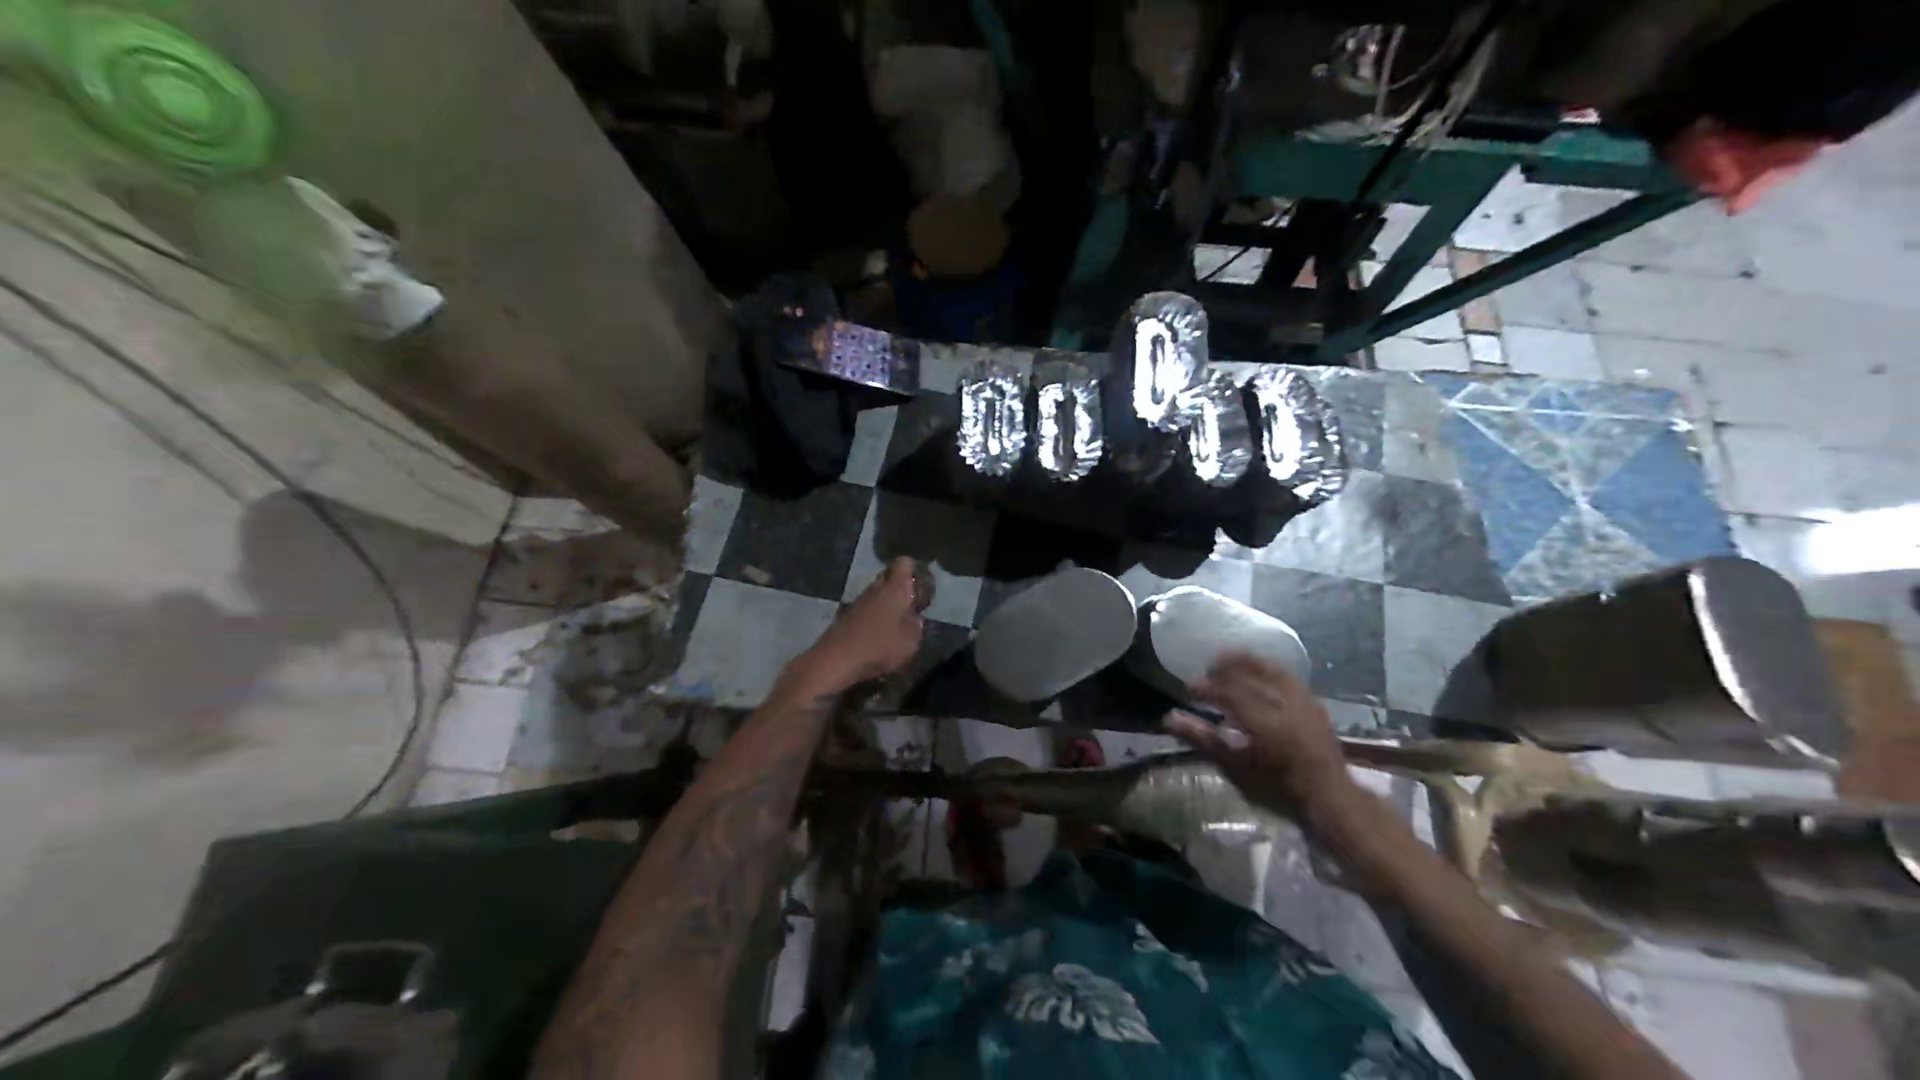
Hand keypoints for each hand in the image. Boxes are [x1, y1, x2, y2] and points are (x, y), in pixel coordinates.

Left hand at [785, 557, 924, 695]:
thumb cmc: (880, 645)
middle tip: (911, 605)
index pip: (904, 562)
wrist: (837, 659)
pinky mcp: (847, 615)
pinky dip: (874, 615)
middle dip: (901, 587)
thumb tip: (915, 617)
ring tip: (897, 623)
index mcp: (896, 588)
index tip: (921, 586)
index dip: (914, 570)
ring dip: (887, 602)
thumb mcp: (911, 640)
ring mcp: (859, 600)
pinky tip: (879, 633)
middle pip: (889, 576)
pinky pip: (867, 607)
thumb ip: (917, 625)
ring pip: (877, 592)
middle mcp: (876, 588)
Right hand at [1164, 652, 1350, 813]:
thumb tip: (1170, 718)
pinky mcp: (1314, 703)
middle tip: (1205, 673)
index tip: (1189, 689)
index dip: (1206, 687)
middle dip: (1224, 669)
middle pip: (1250, 674)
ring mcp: (1303, 702)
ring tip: (1228, 661)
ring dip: (1247, 662)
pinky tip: (1259, 673)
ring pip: (1271, 669)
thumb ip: (1203, 740)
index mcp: (1264, 723)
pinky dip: (1268, 669)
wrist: (1328, 797)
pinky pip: (1288, 676)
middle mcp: (1284, 705)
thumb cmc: (1277, 789)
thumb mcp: (1235, 768)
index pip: (1228, 692)